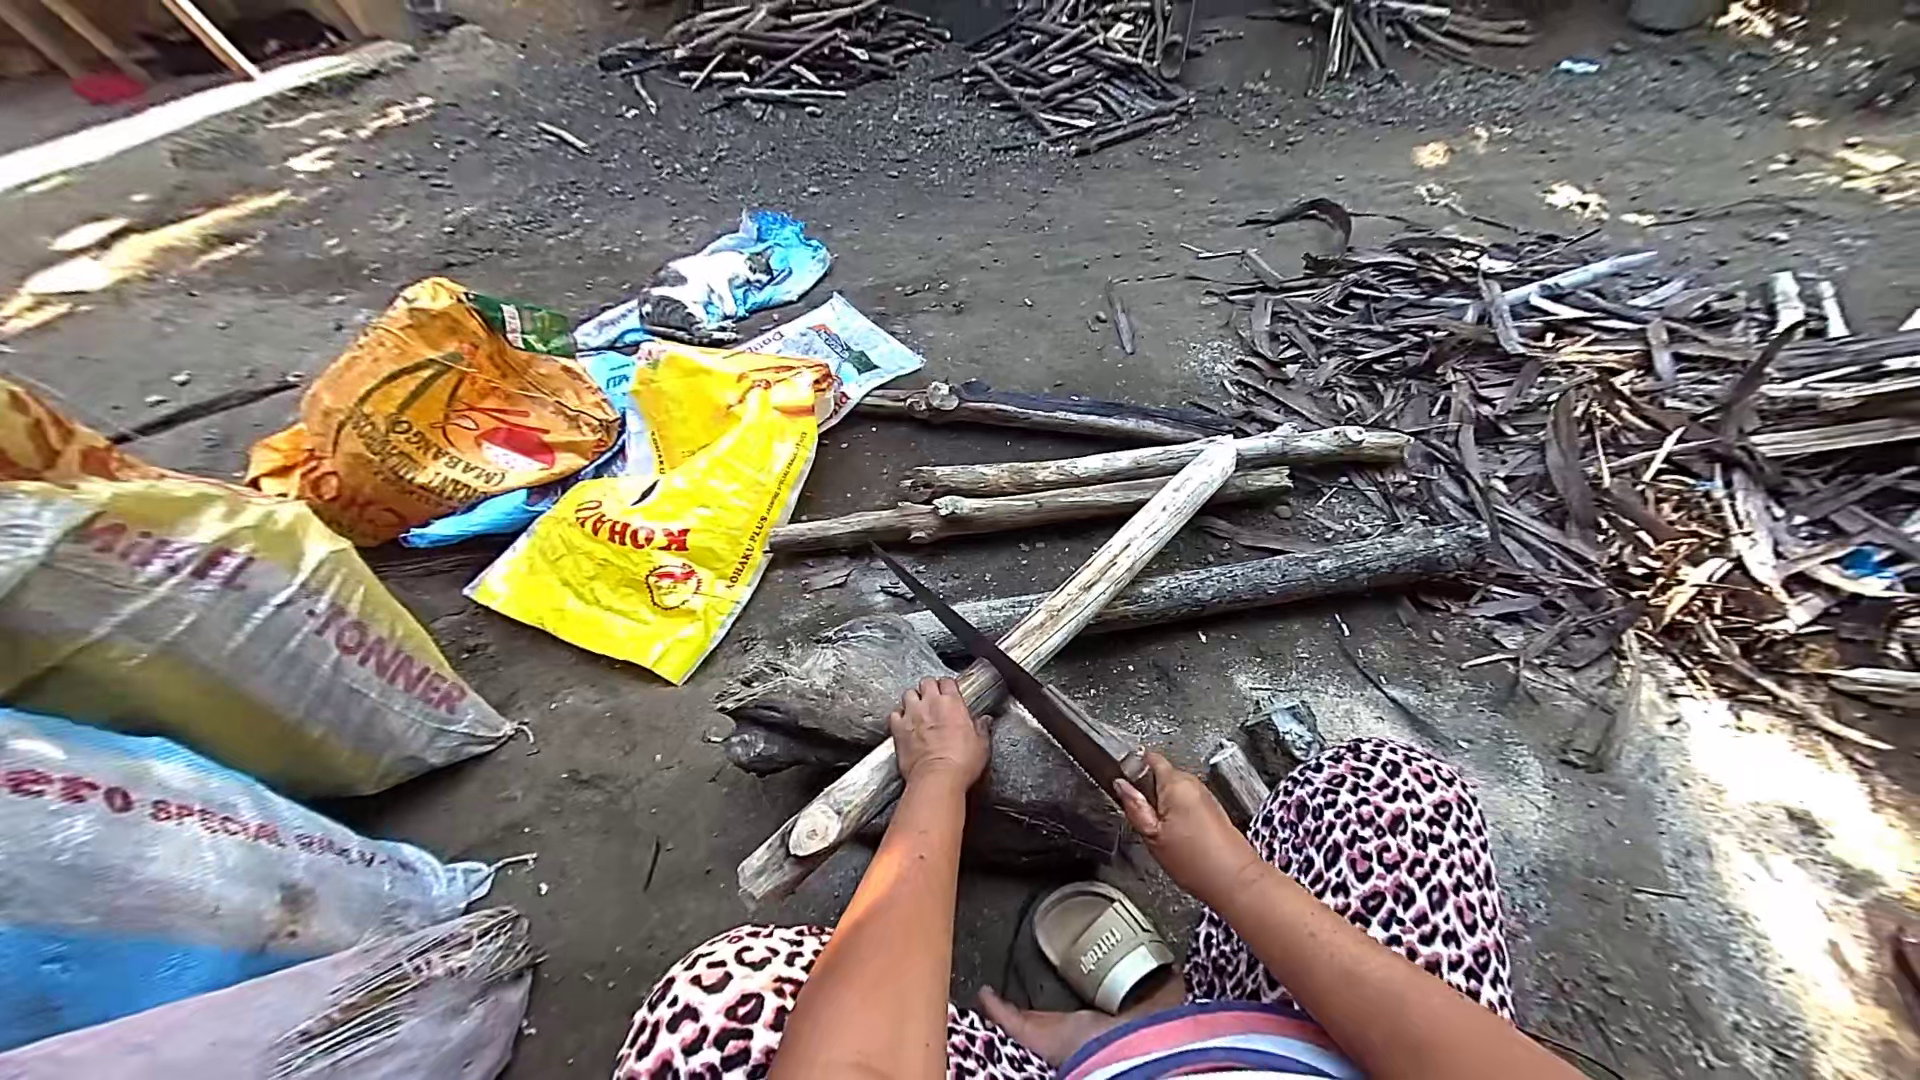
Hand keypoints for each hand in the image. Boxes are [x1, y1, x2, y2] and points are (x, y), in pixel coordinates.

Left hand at [890, 677, 989, 787]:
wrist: (937, 779)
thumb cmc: (960, 763)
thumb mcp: (981, 745)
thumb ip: (981, 728)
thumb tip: (984, 721)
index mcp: (952, 703)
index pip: (948, 682)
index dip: (948, 686)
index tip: (949, 692)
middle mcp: (930, 703)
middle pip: (926, 682)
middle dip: (929, 687)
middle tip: (933, 697)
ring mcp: (912, 714)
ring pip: (908, 693)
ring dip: (913, 698)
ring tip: (917, 707)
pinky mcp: (898, 729)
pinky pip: (894, 714)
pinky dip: (898, 716)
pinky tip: (903, 722)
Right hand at [1114, 751, 1262, 906]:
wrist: (1236, 883)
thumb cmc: (1198, 862)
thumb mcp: (1152, 835)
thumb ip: (1133, 805)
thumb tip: (1120, 785)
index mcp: (1175, 783)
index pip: (1148, 758)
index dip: (1132, 768)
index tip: (1126, 786)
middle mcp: (1191, 783)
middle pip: (1158, 775)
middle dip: (1147, 793)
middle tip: (1144, 820)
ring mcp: (1204, 795)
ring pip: (1171, 791)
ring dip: (1162, 805)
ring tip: (1163, 833)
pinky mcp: (1212, 809)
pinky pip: (1185, 803)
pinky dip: (1177, 815)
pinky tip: (1179, 837)